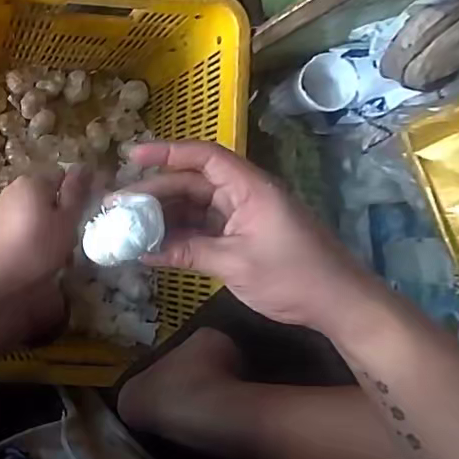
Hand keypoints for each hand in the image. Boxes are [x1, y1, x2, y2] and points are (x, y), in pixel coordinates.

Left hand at [0, 167, 92, 360]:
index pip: (63, 176)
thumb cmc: (35, 249)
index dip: (77, 194)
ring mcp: (1, 209)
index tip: (85, 217)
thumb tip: (85, 166)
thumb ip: (76, 193)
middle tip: (72, 238)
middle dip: (62, 214)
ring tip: (57, 254)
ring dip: (49, 229)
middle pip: (48, 196)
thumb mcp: (65, 221)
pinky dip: (33, 239)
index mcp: (33, 181)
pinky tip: (37, 258)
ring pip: (36, 213)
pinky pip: (22, 228)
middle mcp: (14, 189)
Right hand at [124, 141, 377, 331]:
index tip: (131, 157)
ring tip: (127, 225)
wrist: (341, 305)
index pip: (204, 158)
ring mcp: (241, 216)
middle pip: (191, 183)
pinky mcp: (240, 236)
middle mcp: (243, 196)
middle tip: (117, 204)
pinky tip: (152, 245)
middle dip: (153, 192)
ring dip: (162, 215)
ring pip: (192, 206)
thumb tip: (143, 251)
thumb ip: (187, 252)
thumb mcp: (234, 263)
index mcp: (249, 189)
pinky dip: (177, 234)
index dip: (167, 152)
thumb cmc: (294, 277)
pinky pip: (201, 227)